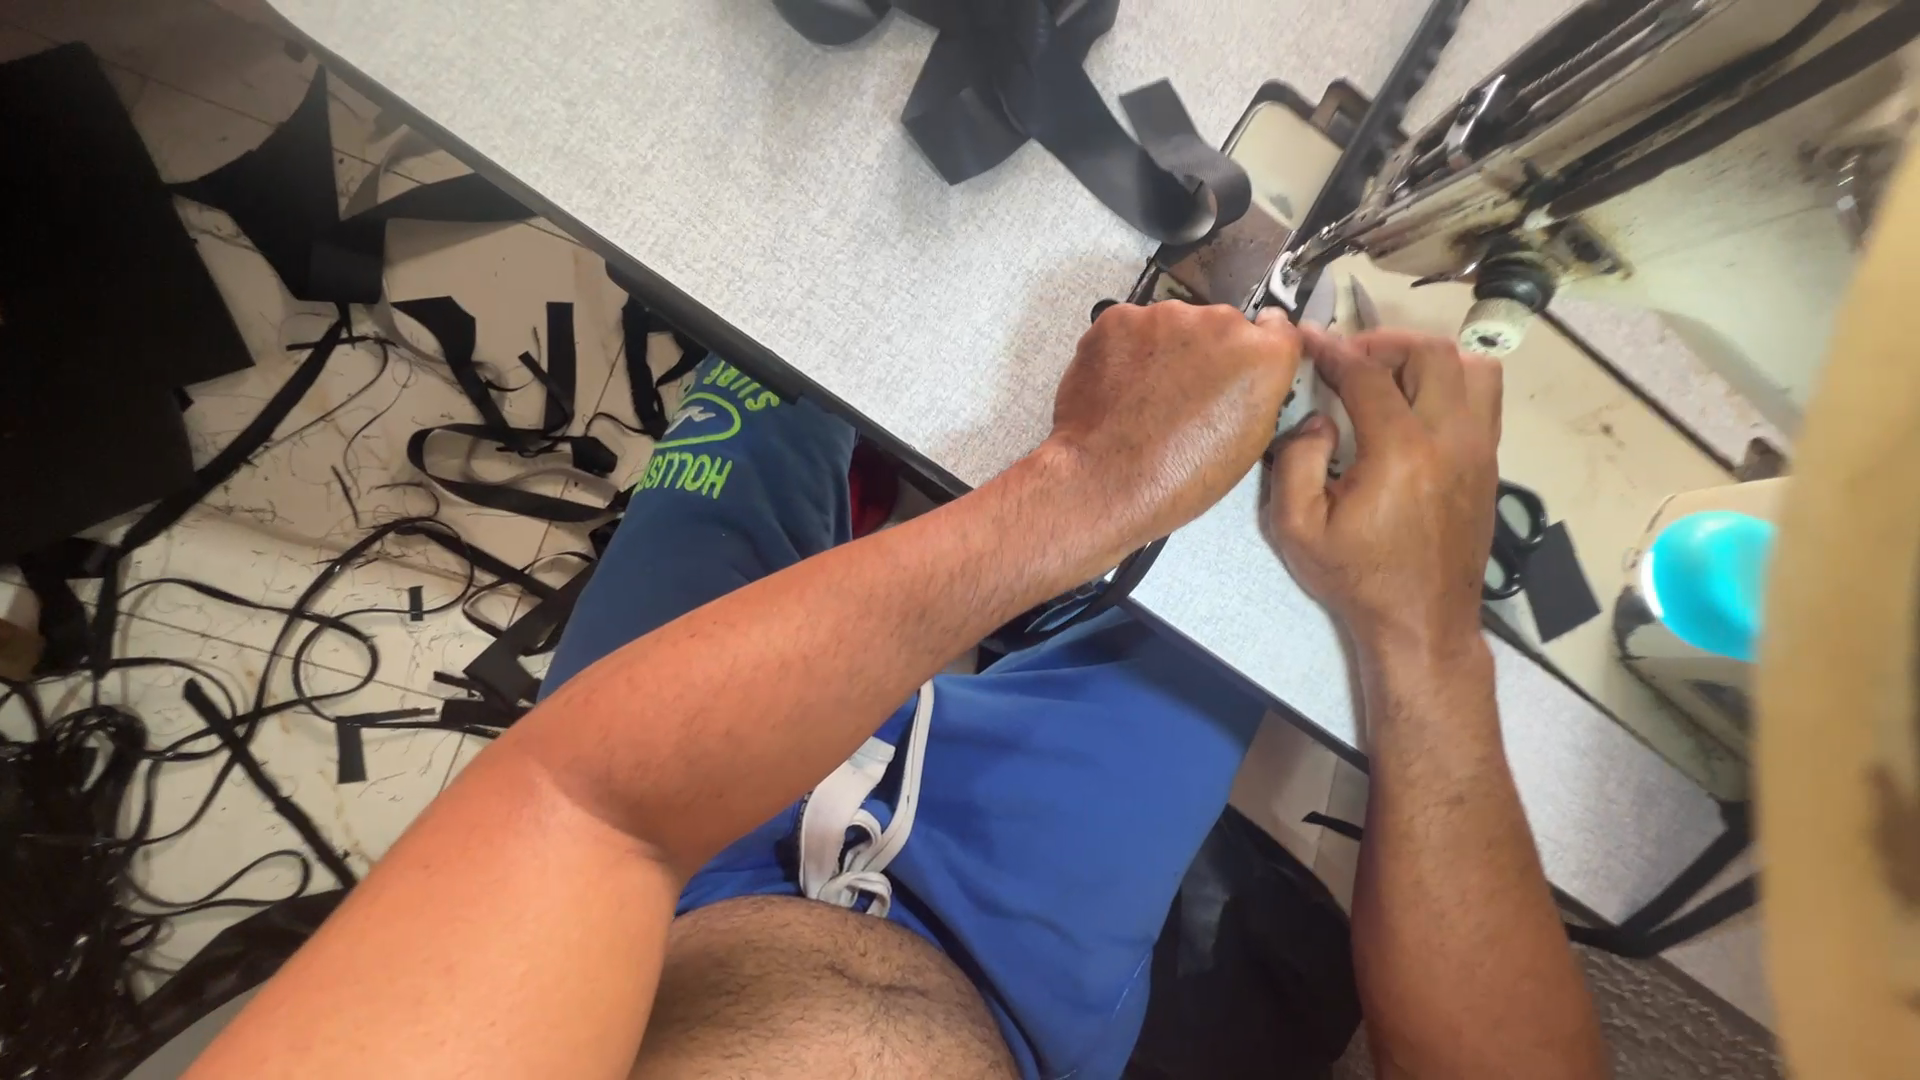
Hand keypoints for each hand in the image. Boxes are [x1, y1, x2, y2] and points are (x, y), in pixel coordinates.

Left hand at [1040, 302, 1300, 560]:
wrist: (1105, 480)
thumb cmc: (1177, 479)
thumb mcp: (1246, 443)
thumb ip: (1255, 393)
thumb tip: (1241, 375)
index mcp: (1265, 356)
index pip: (1273, 328)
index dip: (1251, 350)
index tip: (1234, 366)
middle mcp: (1222, 323)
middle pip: (1216, 325)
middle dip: (1201, 352)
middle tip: (1177, 395)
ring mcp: (1166, 317)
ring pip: (1168, 326)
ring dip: (1161, 350)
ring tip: (1140, 397)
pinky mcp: (1118, 320)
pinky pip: (1127, 329)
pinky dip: (1121, 352)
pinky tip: (1114, 388)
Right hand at [1268, 328, 1502, 657]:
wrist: (1421, 620)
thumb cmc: (1354, 577)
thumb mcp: (1296, 529)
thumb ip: (1294, 464)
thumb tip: (1318, 421)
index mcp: (1400, 452)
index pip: (1368, 375)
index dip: (1333, 349)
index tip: (1307, 338)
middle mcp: (1450, 439)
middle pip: (1430, 354)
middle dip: (1383, 342)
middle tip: (1347, 357)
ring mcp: (1479, 450)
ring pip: (1472, 368)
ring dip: (1425, 358)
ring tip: (1387, 374)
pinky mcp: (1488, 464)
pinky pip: (1482, 398)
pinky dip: (1449, 382)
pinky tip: (1413, 406)